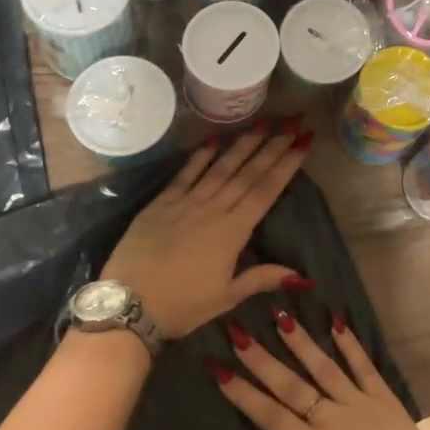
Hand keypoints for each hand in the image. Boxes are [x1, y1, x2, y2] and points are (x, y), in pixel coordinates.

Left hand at [99, 119, 312, 338]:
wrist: (127, 305)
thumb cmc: (181, 306)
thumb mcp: (225, 298)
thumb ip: (260, 279)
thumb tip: (300, 275)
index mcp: (233, 232)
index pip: (266, 191)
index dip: (286, 165)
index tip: (302, 142)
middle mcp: (213, 210)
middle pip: (248, 173)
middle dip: (272, 147)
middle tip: (290, 124)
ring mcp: (185, 203)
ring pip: (220, 167)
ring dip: (242, 145)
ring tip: (262, 123)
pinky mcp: (161, 203)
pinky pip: (185, 174)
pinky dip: (200, 156)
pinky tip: (214, 140)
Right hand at [213, 310, 429, 429]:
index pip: (270, 416)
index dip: (242, 393)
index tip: (219, 367)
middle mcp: (333, 418)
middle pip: (291, 385)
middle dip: (262, 358)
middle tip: (238, 330)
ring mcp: (361, 403)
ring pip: (324, 367)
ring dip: (301, 342)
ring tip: (281, 316)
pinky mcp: (385, 398)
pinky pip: (364, 366)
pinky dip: (350, 344)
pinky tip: (337, 322)